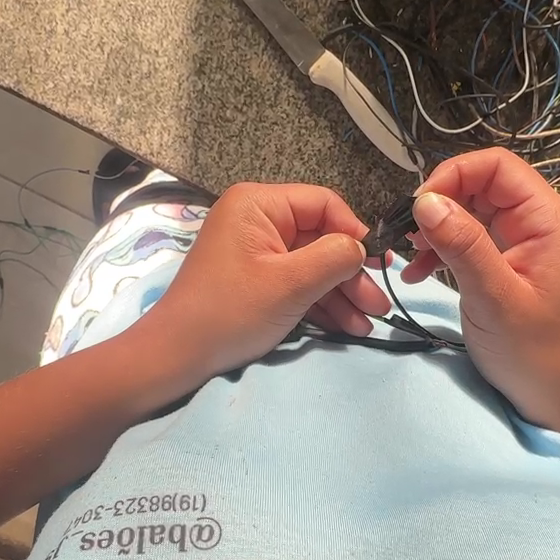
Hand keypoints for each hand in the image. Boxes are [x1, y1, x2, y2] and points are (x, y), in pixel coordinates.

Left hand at [137, 183, 391, 380]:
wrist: (179, 356)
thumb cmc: (232, 311)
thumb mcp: (289, 284)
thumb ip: (333, 258)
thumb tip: (362, 248)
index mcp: (258, 204)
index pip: (323, 204)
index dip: (354, 232)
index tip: (379, 263)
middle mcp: (257, 220)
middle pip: (320, 238)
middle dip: (351, 274)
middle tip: (379, 305)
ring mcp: (256, 253)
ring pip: (312, 266)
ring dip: (341, 294)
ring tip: (369, 323)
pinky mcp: (256, 281)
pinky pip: (296, 284)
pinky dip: (320, 304)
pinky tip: (348, 326)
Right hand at [402, 149, 559, 457]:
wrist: (549, 398)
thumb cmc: (532, 352)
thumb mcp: (493, 298)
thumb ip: (462, 245)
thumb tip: (425, 200)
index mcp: (546, 220)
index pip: (496, 167)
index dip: (453, 175)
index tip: (417, 206)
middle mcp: (536, 222)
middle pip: (480, 185)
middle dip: (440, 204)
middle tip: (405, 236)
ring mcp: (520, 243)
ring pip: (469, 212)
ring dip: (435, 229)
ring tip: (408, 257)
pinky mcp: (504, 263)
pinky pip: (467, 240)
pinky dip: (439, 251)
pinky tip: (417, 273)